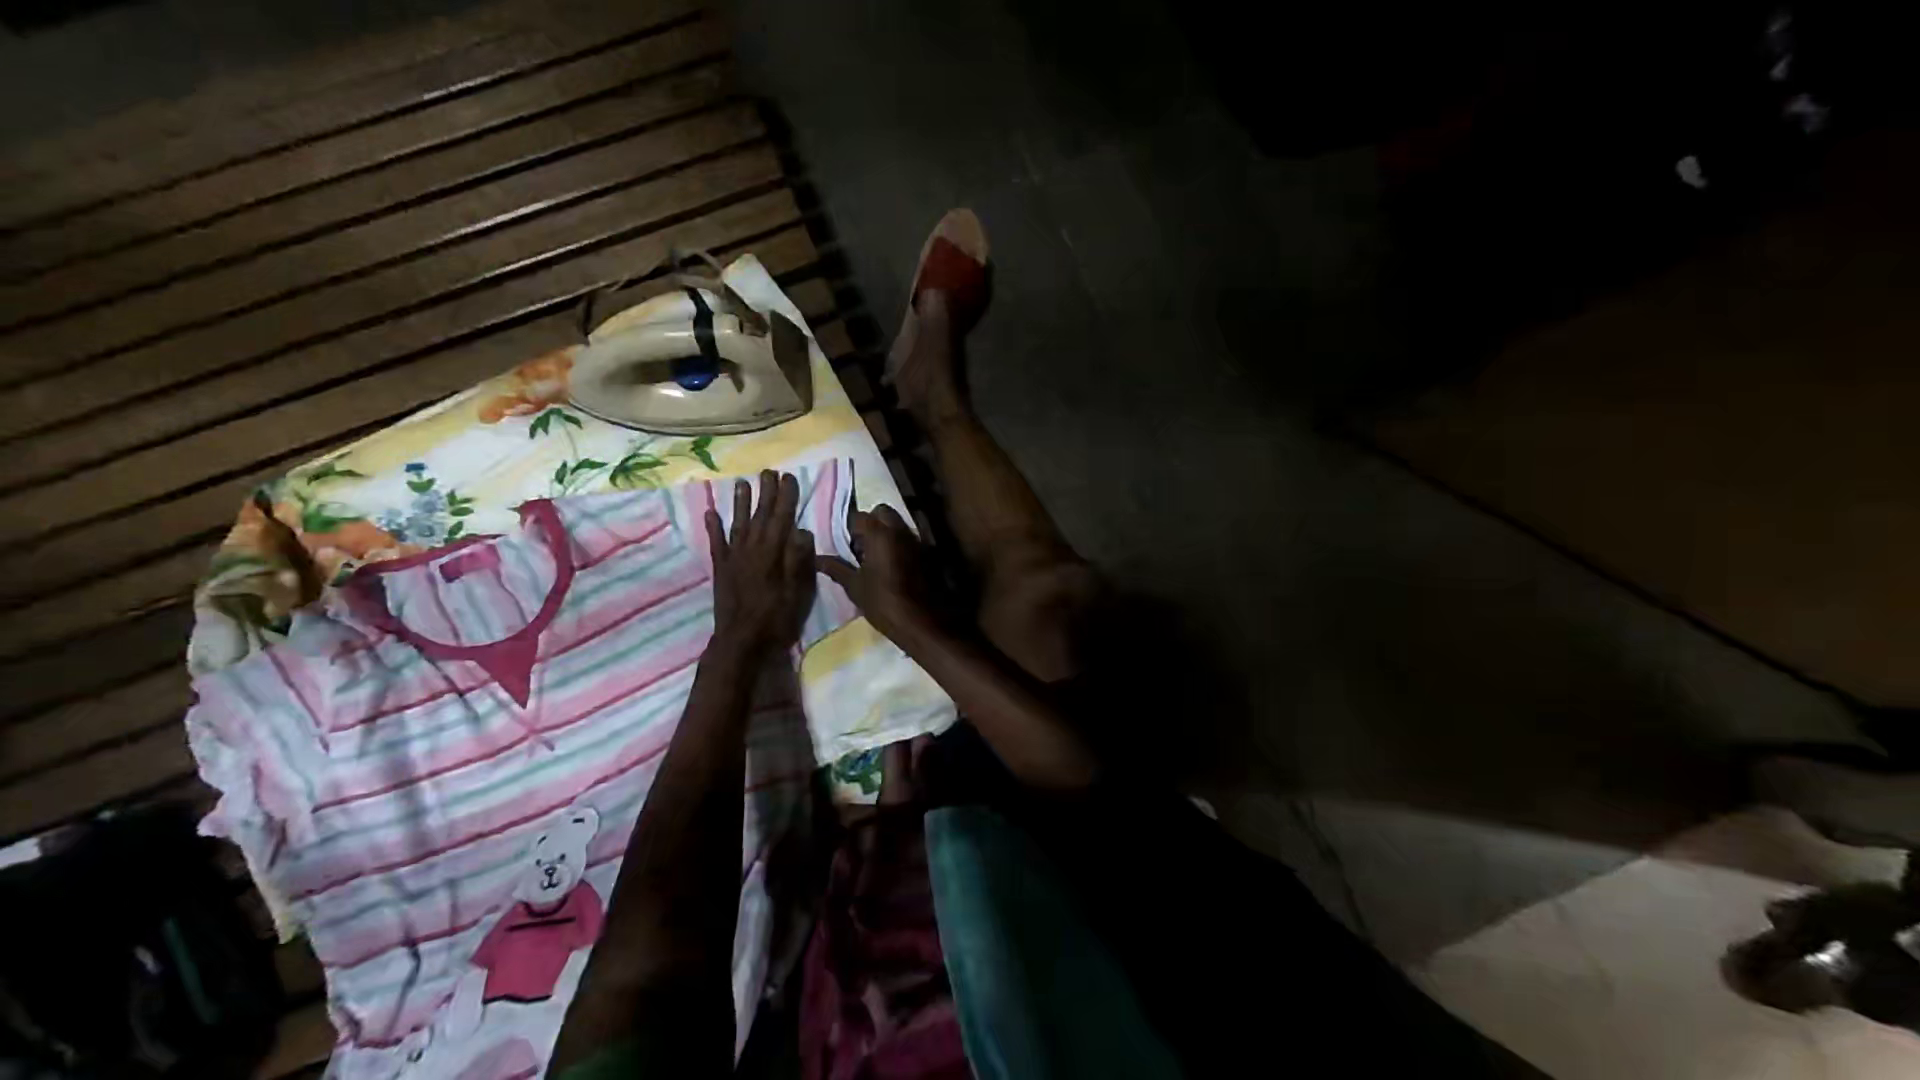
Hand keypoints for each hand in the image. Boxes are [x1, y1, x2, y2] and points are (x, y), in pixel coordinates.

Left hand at [705, 471, 815, 656]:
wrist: (741, 642)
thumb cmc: (775, 619)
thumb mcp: (796, 592)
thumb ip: (797, 560)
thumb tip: (801, 530)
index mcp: (772, 554)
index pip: (781, 519)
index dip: (786, 498)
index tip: (789, 478)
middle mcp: (751, 550)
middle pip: (760, 516)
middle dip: (765, 493)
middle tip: (769, 472)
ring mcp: (733, 558)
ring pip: (738, 524)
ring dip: (740, 503)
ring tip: (742, 483)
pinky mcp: (720, 569)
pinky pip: (716, 543)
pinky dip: (713, 527)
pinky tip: (710, 513)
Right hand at [816, 504, 942, 643]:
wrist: (919, 621)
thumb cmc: (882, 602)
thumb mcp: (854, 586)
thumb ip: (836, 567)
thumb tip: (817, 558)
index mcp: (879, 533)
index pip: (858, 516)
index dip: (847, 528)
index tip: (842, 545)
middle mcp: (900, 529)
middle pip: (882, 513)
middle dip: (870, 524)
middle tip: (859, 547)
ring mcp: (916, 539)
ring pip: (897, 524)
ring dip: (885, 533)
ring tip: (873, 557)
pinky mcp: (927, 552)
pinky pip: (909, 539)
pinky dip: (898, 545)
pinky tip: (891, 565)